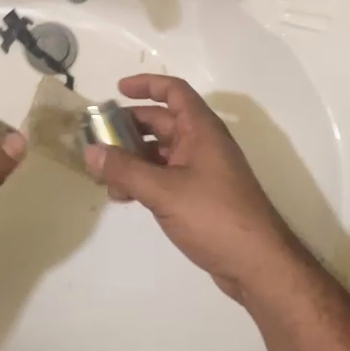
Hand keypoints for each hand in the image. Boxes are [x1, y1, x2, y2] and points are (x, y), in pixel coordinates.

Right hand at [83, 74, 301, 303]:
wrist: (258, 265)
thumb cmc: (214, 216)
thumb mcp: (163, 190)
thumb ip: (125, 170)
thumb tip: (91, 151)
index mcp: (201, 130)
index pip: (174, 92)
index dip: (147, 85)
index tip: (118, 90)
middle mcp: (202, 144)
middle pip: (162, 122)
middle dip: (130, 128)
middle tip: (99, 138)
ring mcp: (202, 171)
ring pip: (160, 152)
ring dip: (133, 159)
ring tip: (105, 176)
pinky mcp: (200, 197)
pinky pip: (165, 176)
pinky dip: (144, 180)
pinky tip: (124, 197)